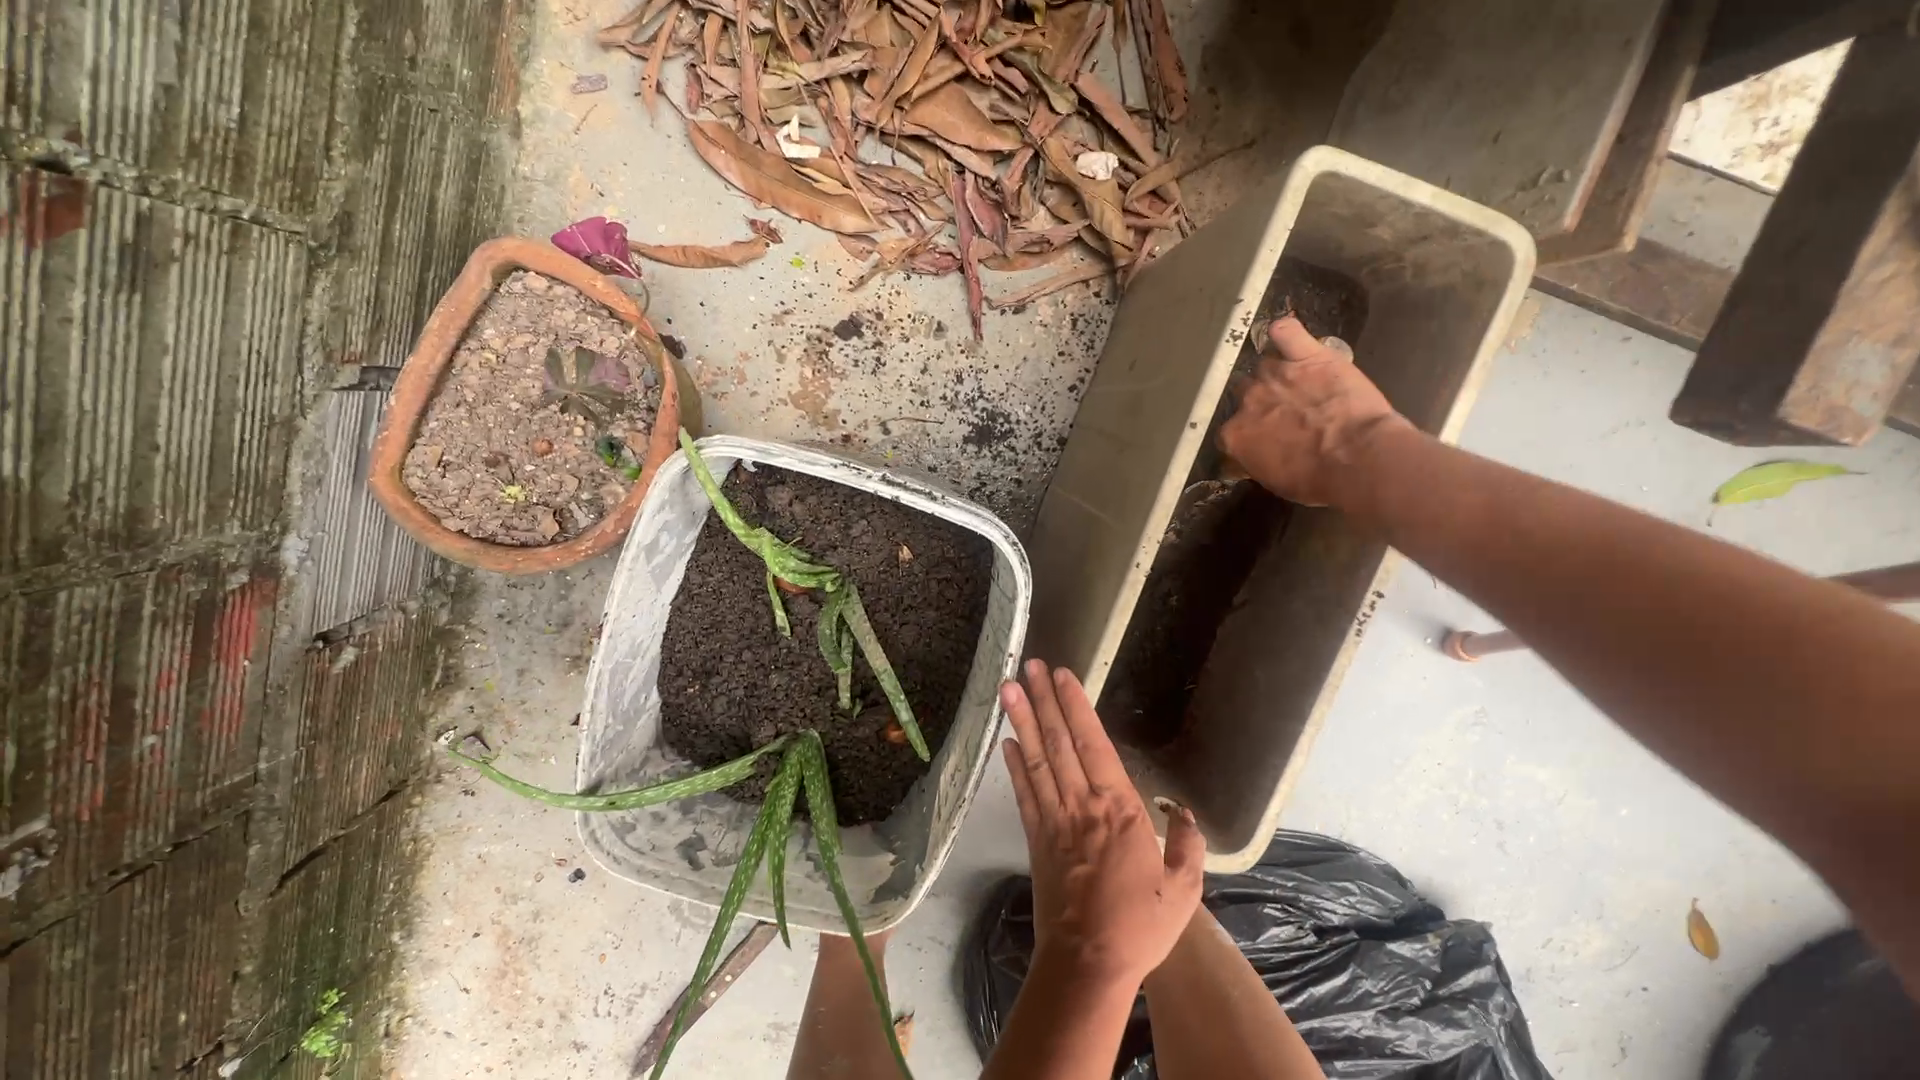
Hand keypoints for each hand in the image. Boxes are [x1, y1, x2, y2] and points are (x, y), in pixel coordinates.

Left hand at [1000, 660, 1204, 986]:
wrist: (1088, 963)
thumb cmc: (1140, 927)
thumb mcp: (1185, 890)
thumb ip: (1188, 846)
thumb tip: (1186, 812)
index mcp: (1121, 810)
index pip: (1094, 744)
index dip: (1076, 706)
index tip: (1062, 675)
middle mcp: (1083, 806)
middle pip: (1059, 742)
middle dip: (1043, 700)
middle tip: (1027, 665)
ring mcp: (1054, 822)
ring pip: (1036, 760)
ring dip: (1022, 721)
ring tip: (1009, 688)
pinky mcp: (1036, 841)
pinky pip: (1024, 794)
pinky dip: (1014, 765)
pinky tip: (1007, 741)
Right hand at [1219, 315, 1409, 506]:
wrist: (1358, 458)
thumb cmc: (1318, 480)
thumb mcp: (1275, 481)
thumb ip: (1254, 461)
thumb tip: (1245, 460)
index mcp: (1236, 435)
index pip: (1228, 430)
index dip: (1245, 433)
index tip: (1259, 439)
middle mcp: (1248, 400)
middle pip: (1243, 392)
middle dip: (1258, 401)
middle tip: (1281, 412)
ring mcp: (1276, 374)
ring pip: (1264, 365)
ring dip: (1274, 374)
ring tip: (1294, 382)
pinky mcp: (1308, 355)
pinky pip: (1287, 332)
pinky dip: (1283, 332)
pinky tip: (1284, 334)